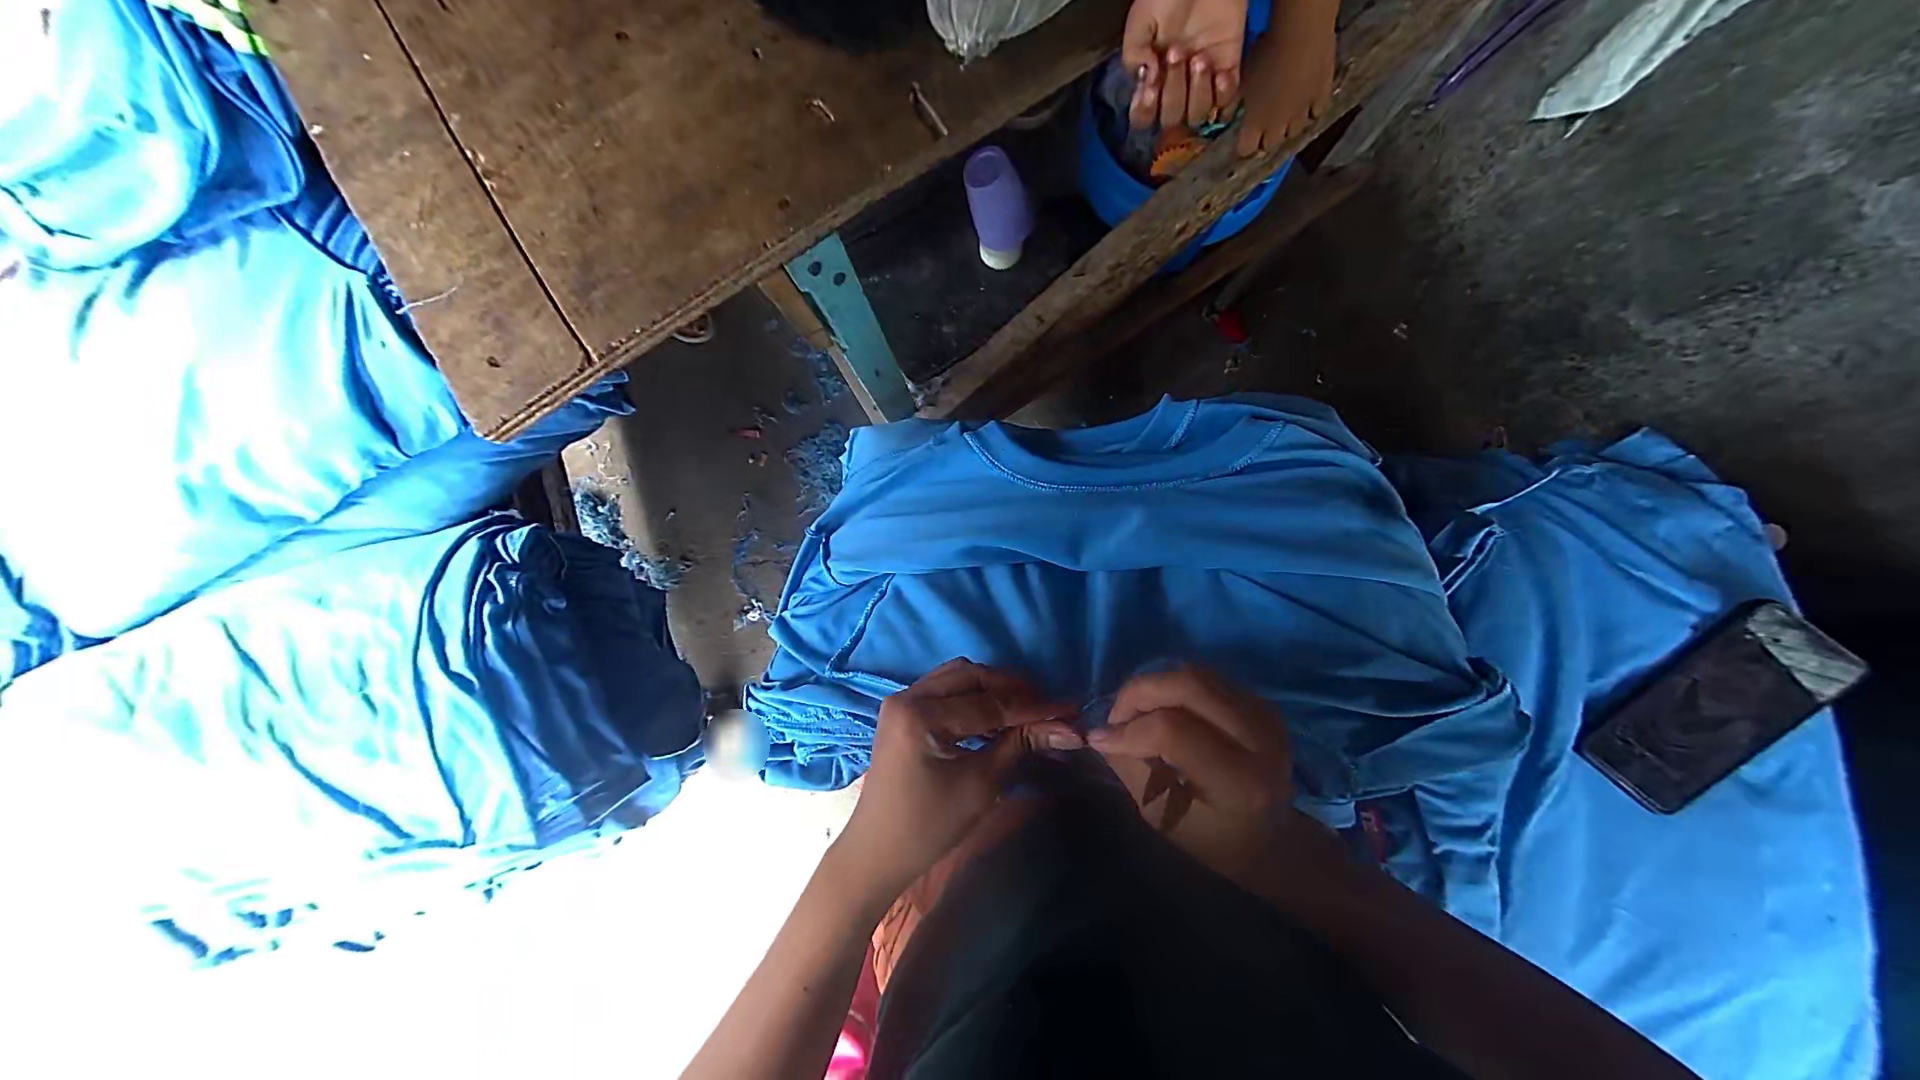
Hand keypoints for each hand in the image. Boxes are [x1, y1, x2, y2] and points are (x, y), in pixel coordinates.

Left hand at [834, 659, 1077, 898]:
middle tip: (1049, 708)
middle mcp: (907, 696)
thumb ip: (1022, 744)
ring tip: (1028, 710)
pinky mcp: (903, 712)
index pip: (989, 702)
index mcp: (921, 714)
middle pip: (971, 676)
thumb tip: (1070, 728)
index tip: (1071, 710)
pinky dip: (973, 697)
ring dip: (993, 689)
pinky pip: (945, 691)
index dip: (1033, 706)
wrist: (878, 852)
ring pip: (958, 678)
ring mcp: (901, 701)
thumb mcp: (982, 784)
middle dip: (1013, 690)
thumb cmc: (929, 825)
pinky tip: (997, 717)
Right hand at [1088, 664, 1306, 889]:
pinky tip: (1160, 709)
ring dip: (1156, 686)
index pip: (1173, 730)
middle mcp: (1260, 739)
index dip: (1128, 729)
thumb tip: (1100, 733)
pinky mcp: (1261, 704)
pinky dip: (1174, 687)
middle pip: (1189, 685)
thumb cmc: (1212, 840)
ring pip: (1197, 674)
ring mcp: (1265, 716)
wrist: (1270, 841)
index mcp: (1239, 781)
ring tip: (1135, 712)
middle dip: (1139, 692)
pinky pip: (1207, 679)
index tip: (1100, 739)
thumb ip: (1132, 767)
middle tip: (1117, 715)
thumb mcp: (1163, 816)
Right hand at [1124, 0, 1248, 129]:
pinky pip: (1226, 100)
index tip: (1150, 87)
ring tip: (1200, 58)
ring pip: (1197, 115)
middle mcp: (1175, 87)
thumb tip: (1147, 80)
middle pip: (1171, 120)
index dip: (1145, 111)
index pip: (1143, 118)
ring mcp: (1202, 81)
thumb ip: (1133, 56)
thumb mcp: (1140, 23)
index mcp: (1150, 79)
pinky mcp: (1229, 67)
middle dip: (1173, 92)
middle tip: (1177, 52)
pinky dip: (1223, 93)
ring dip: (1198, 92)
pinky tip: (1220, 72)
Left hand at [1235, 0, 1338, 155]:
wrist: (1301, 32)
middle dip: (1266, 139)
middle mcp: (1278, 124)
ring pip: (1294, 132)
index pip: (1247, 149)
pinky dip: (1311, 112)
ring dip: (1288, 126)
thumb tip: (1224, 118)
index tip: (1245, 139)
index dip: (1245, 146)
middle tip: (1265, 126)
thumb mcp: (1242, 79)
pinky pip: (1316, 114)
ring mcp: (1301, 113)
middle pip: (1270, 145)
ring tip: (1286, 113)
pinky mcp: (1321, 97)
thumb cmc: (1265, 52)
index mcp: (1256, 121)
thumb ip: (1233, 102)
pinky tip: (1307, 102)